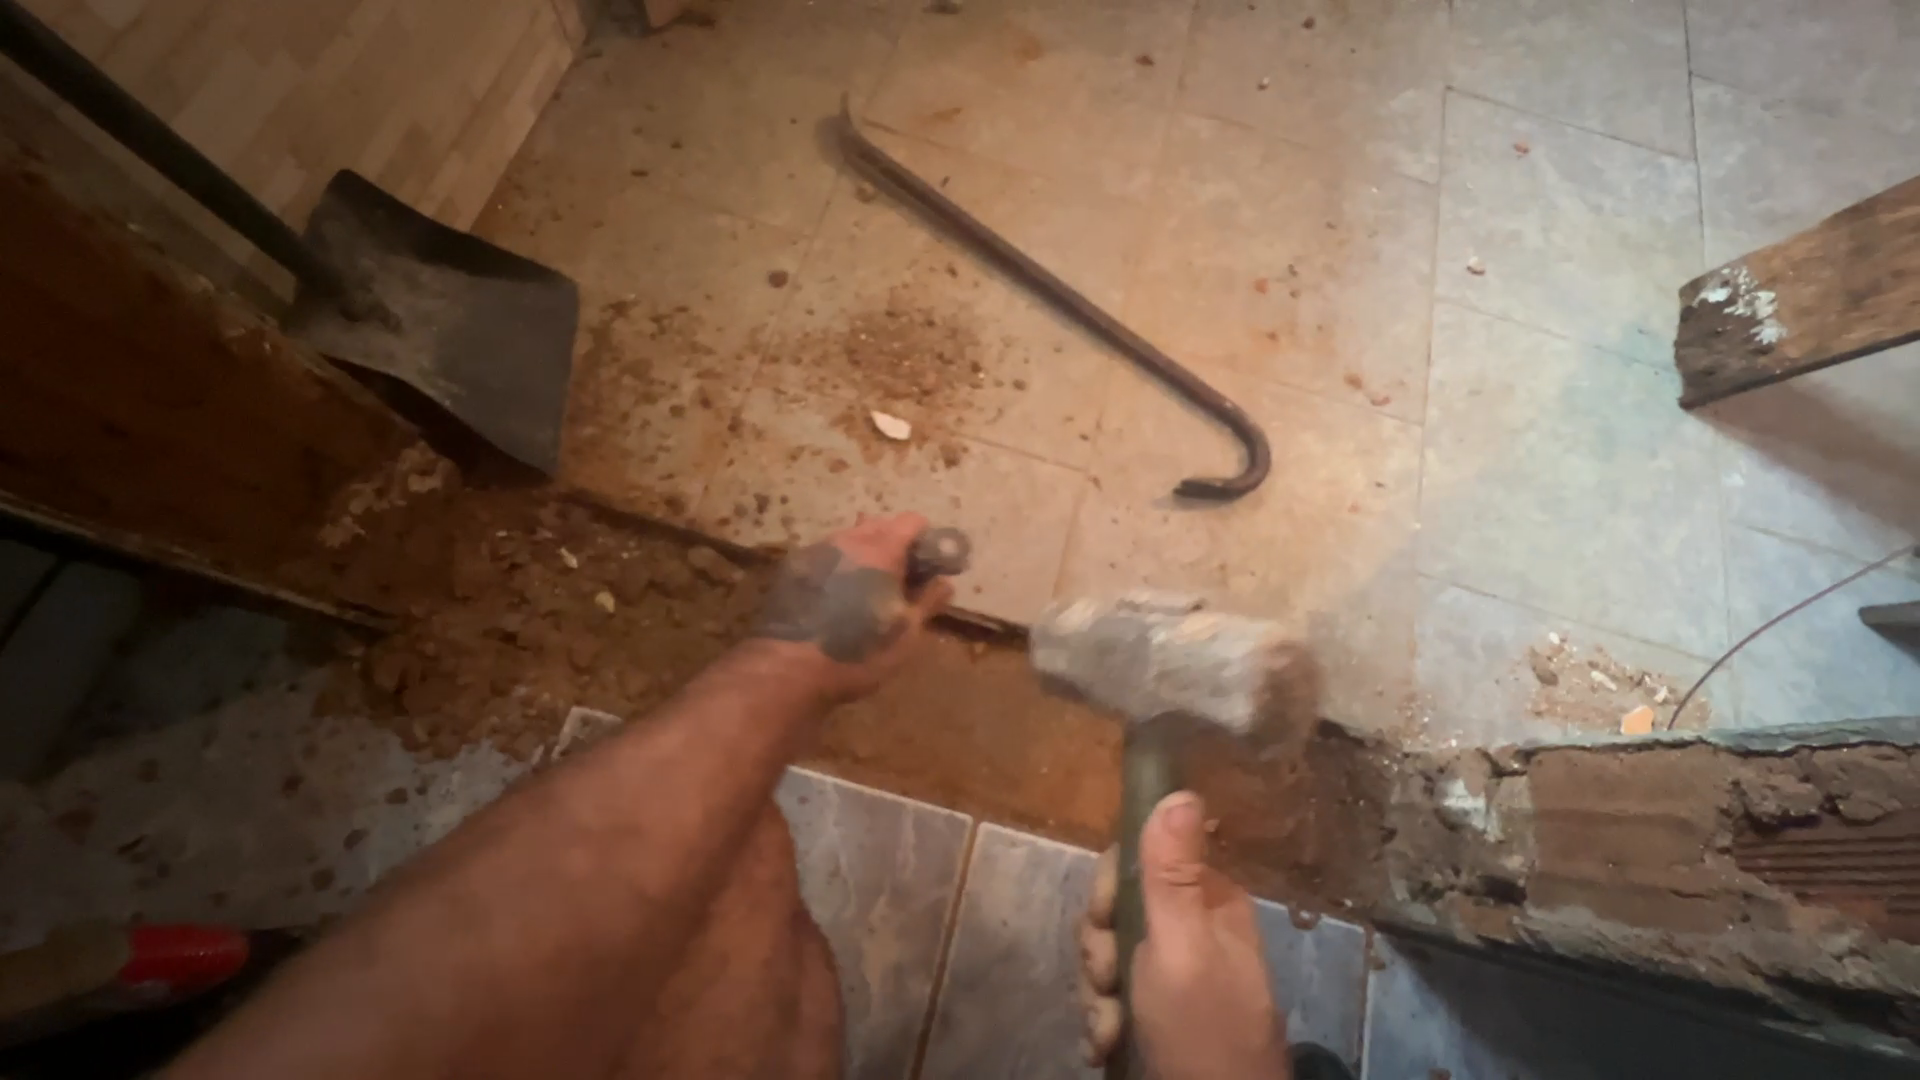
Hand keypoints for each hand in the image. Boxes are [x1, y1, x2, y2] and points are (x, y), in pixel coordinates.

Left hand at [751, 512, 954, 702]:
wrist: (788, 671)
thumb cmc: (859, 653)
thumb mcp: (907, 634)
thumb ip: (929, 601)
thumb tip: (944, 582)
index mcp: (881, 550)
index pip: (912, 522)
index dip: (926, 540)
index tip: (928, 567)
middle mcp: (847, 540)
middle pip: (879, 524)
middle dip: (895, 545)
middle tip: (900, 582)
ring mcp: (815, 551)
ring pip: (849, 539)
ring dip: (864, 556)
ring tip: (866, 592)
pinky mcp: (792, 569)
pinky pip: (825, 556)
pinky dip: (839, 568)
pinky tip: (836, 601)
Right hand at [1078, 792, 1289, 1079]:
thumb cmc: (1202, 1028)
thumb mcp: (1183, 945)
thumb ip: (1171, 871)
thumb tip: (1181, 787)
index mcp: (1207, 899)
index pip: (1141, 857)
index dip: (1110, 886)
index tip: (1105, 918)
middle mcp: (1191, 925)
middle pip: (1116, 905)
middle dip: (1100, 946)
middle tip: (1106, 981)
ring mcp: (1172, 968)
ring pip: (1107, 949)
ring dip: (1097, 989)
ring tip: (1110, 1027)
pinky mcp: (1154, 1006)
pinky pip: (1110, 989)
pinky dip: (1103, 1015)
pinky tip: (1107, 1042)